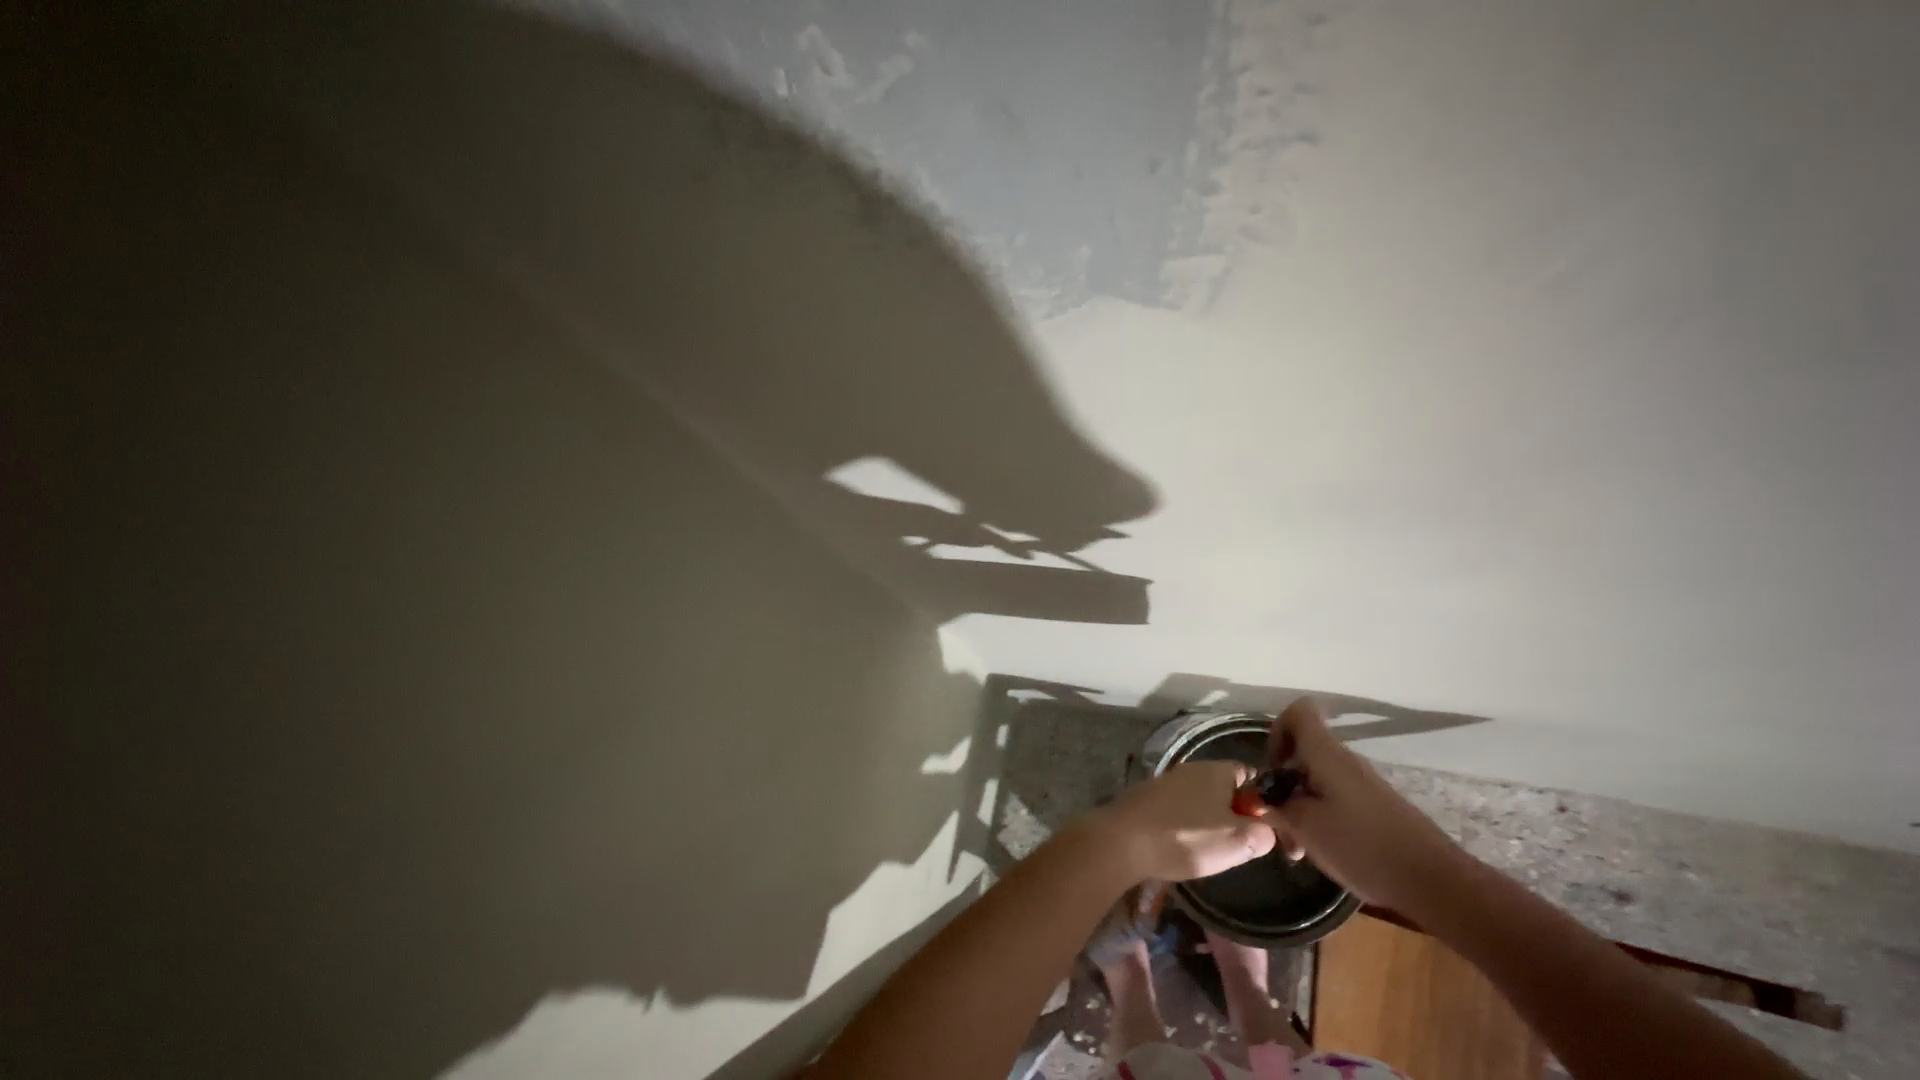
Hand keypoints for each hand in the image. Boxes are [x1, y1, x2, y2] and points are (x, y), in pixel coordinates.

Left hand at [1085, 761, 1277, 882]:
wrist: (1121, 842)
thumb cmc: (1186, 838)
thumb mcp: (1238, 841)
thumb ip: (1262, 834)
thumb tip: (1266, 831)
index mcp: (1216, 770)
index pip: (1250, 775)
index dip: (1262, 800)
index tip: (1265, 827)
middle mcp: (1190, 770)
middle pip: (1223, 789)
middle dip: (1234, 815)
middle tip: (1238, 845)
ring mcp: (1164, 783)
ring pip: (1198, 802)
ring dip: (1207, 823)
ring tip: (1208, 852)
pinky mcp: (1144, 801)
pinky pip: (1175, 812)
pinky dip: (1183, 827)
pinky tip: (1179, 848)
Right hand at [1258, 697, 1466, 915]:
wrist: (1432, 881)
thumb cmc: (1363, 846)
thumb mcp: (1305, 828)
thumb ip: (1276, 807)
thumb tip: (1261, 798)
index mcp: (1327, 755)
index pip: (1299, 712)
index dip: (1276, 732)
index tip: (1268, 769)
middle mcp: (1345, 762)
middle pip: (1302, 753)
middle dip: (1280, 784)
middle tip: (1273, 822)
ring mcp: (1361, 786)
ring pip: (1315, 783)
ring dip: (1297, 809)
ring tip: (1294, 851)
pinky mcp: (1373, 810)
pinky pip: (1333, 802)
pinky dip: (1317, 821)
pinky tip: (1317, 854)